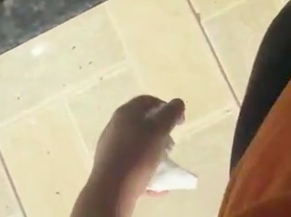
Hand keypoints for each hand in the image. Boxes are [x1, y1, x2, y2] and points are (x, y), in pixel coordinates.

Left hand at [73, 95, 184, 216]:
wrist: (110, 191)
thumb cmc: (136, 155)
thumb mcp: (159, 131)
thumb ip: (171, 114)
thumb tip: (178, 103)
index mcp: (126, 112)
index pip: (148, 101)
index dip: (166, 108)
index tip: (179, 123)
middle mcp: (115, 126)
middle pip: (142, 123)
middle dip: (161, 133)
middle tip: (171, 145)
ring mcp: (111, 147)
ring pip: (137, 145)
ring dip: (154, 152)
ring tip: (164, 164)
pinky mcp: (110, 167)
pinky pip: (132, 165)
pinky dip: (145, 170)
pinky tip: (157, 185)